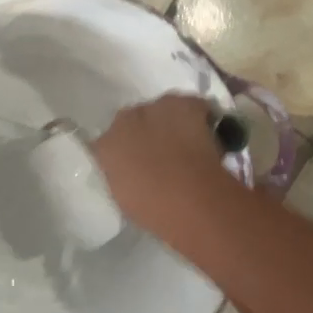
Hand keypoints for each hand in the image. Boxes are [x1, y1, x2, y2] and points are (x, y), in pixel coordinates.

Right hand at [91, 94, 231, 234]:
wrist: (192, 198)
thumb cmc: (155, 209)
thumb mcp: (125, 198)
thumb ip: (121, 175)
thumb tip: (128, 169)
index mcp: (106, 146)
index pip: (108, 143)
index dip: (123, 151)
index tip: (134, 164)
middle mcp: (125, 119)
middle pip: (132, 120)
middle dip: (143, 132)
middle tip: (160, 152)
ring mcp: (156, 107)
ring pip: (160, 109)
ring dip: (167, 121)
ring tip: (185, 142)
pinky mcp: (186, 103)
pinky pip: (190, 106)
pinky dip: (196, 115)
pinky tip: (207, 132)